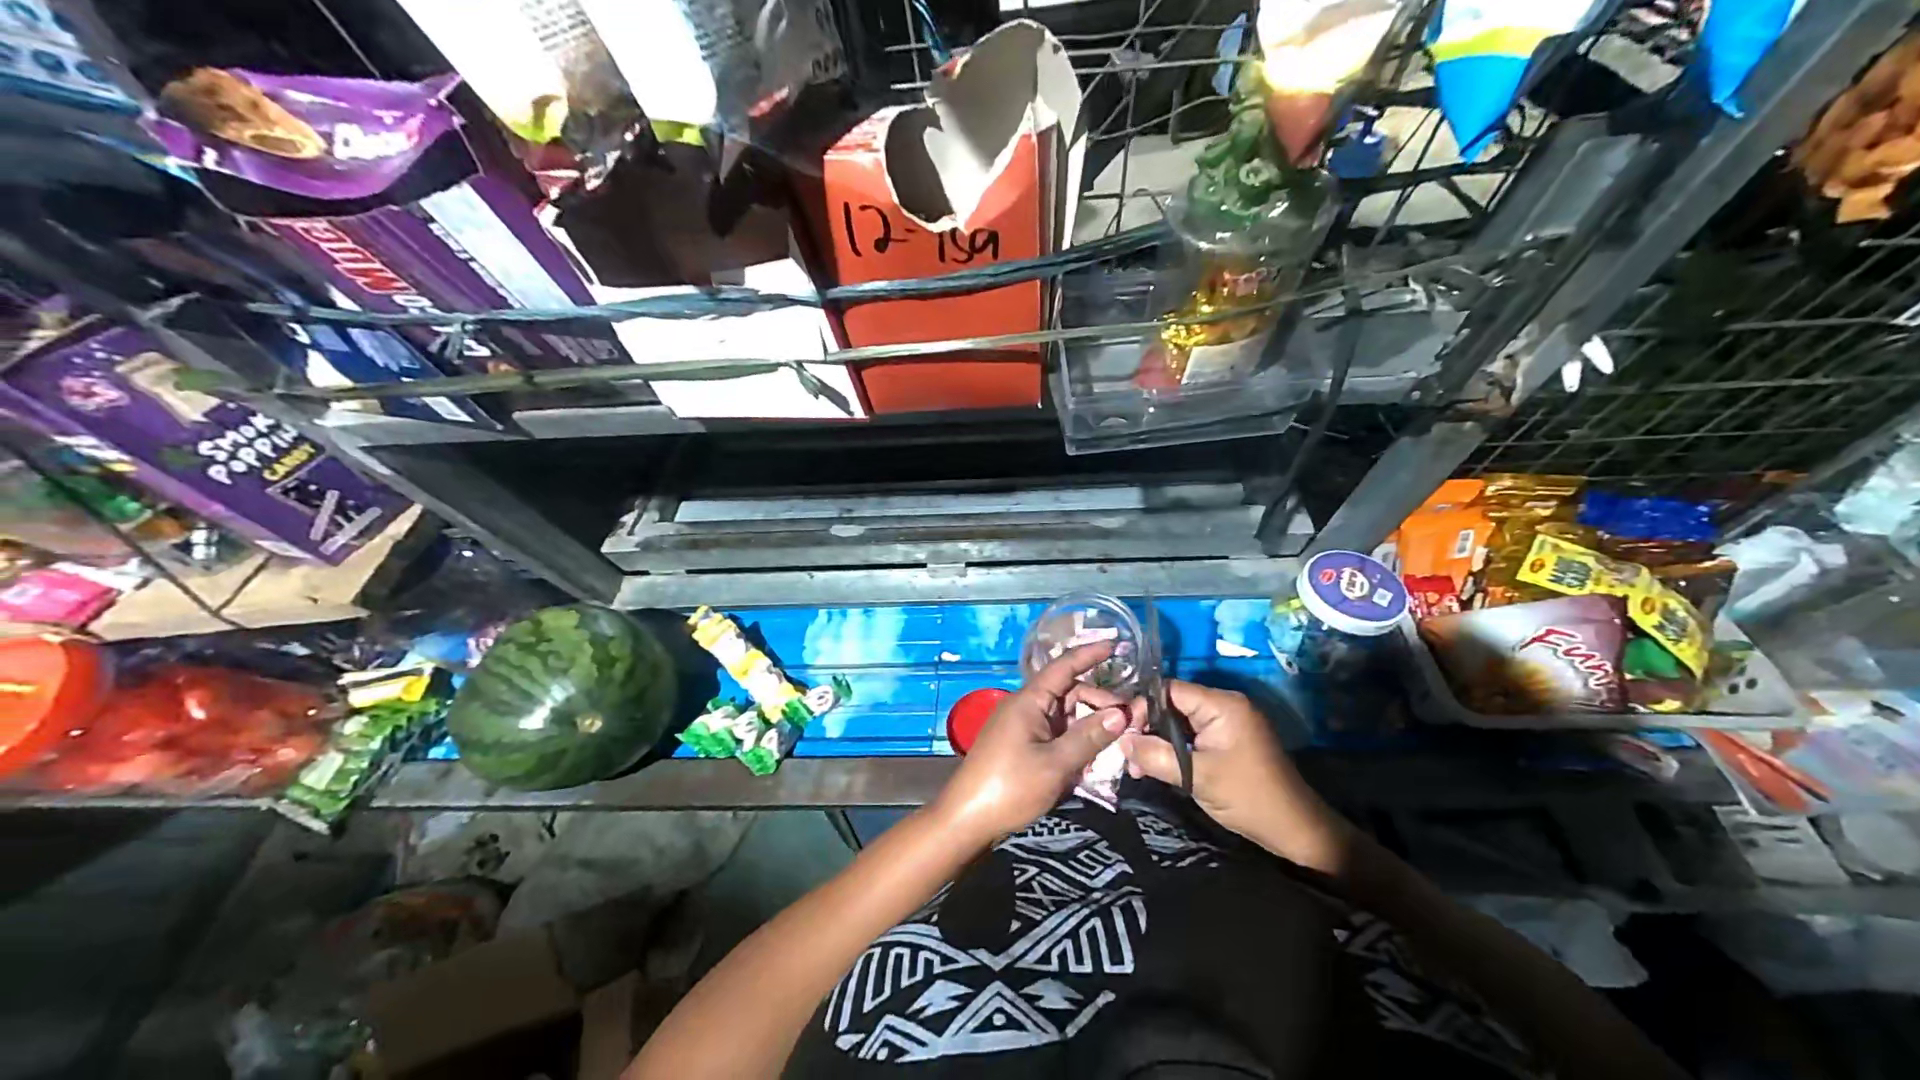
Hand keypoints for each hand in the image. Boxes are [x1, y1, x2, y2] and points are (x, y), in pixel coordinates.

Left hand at [929, 643, 1139, 846]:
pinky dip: (1076, 741)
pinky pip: (1056, 734)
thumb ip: (1089, 738)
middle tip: (1132, 721)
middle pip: (1070, 694)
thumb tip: (1120, 713)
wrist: (967, 820)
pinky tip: (1094, 757)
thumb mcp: (1055, 764)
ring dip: (1091, 725)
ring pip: (1065, 716)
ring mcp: (1022, 728)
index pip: (1063, 667)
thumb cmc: (1009, 787)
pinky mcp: (1021, 747)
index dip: (1090, 654)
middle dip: (1100, 702)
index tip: (1116, 644)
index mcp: (1029, 701)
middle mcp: (1025, 708)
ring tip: (1120, 740)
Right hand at [1120, 680, 1349, 871]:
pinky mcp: (1227, 741)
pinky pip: (1191, 735)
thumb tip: (1120, 741)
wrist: (1296, 830)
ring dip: (1158, 742)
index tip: (1123, 733)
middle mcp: (1225, 706)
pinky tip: (1156, 765)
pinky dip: (1173, 749)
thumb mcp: (1196, 777)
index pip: (1169, 690)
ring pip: (1179, 722)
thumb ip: (1156, 756)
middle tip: (1127, 754)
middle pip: (1172, 704)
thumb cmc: (1248, 797)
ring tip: (1137, 765)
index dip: (1143, 707)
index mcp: (1222, 704)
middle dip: (1147, 728)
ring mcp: (1227, 724)